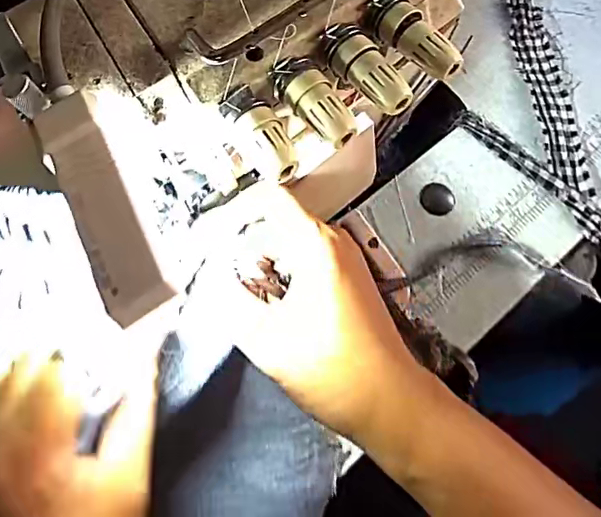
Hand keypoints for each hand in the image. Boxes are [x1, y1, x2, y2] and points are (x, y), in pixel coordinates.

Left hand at [0, 345, 157, 516]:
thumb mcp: (125, 485)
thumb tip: (146, 361)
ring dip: (22, 357)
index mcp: (35, 443)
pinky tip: (6, 372)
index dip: (87, 349)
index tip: (105, 350)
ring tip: (49, 360)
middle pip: (24, 360)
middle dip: (58, 351)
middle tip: (83, 357)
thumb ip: (137, 413)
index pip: (60, 359)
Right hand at [199, 183, 430, 440]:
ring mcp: (344, 257)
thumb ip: (232, 303)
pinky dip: (282, 274)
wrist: (389, 400)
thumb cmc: (345, 374)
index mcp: (318, 244)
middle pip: (276, 220)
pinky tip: (275, 307)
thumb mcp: (269, 341)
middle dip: (245, 244)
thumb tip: (212, 280)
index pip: (267, 199)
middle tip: (223, 270)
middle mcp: (335, 242)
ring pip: (289, 242)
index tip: (212, 232)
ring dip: (262, 263)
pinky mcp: (346, 276)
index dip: (232, 212)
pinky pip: (304, 258)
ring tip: (248, 295)